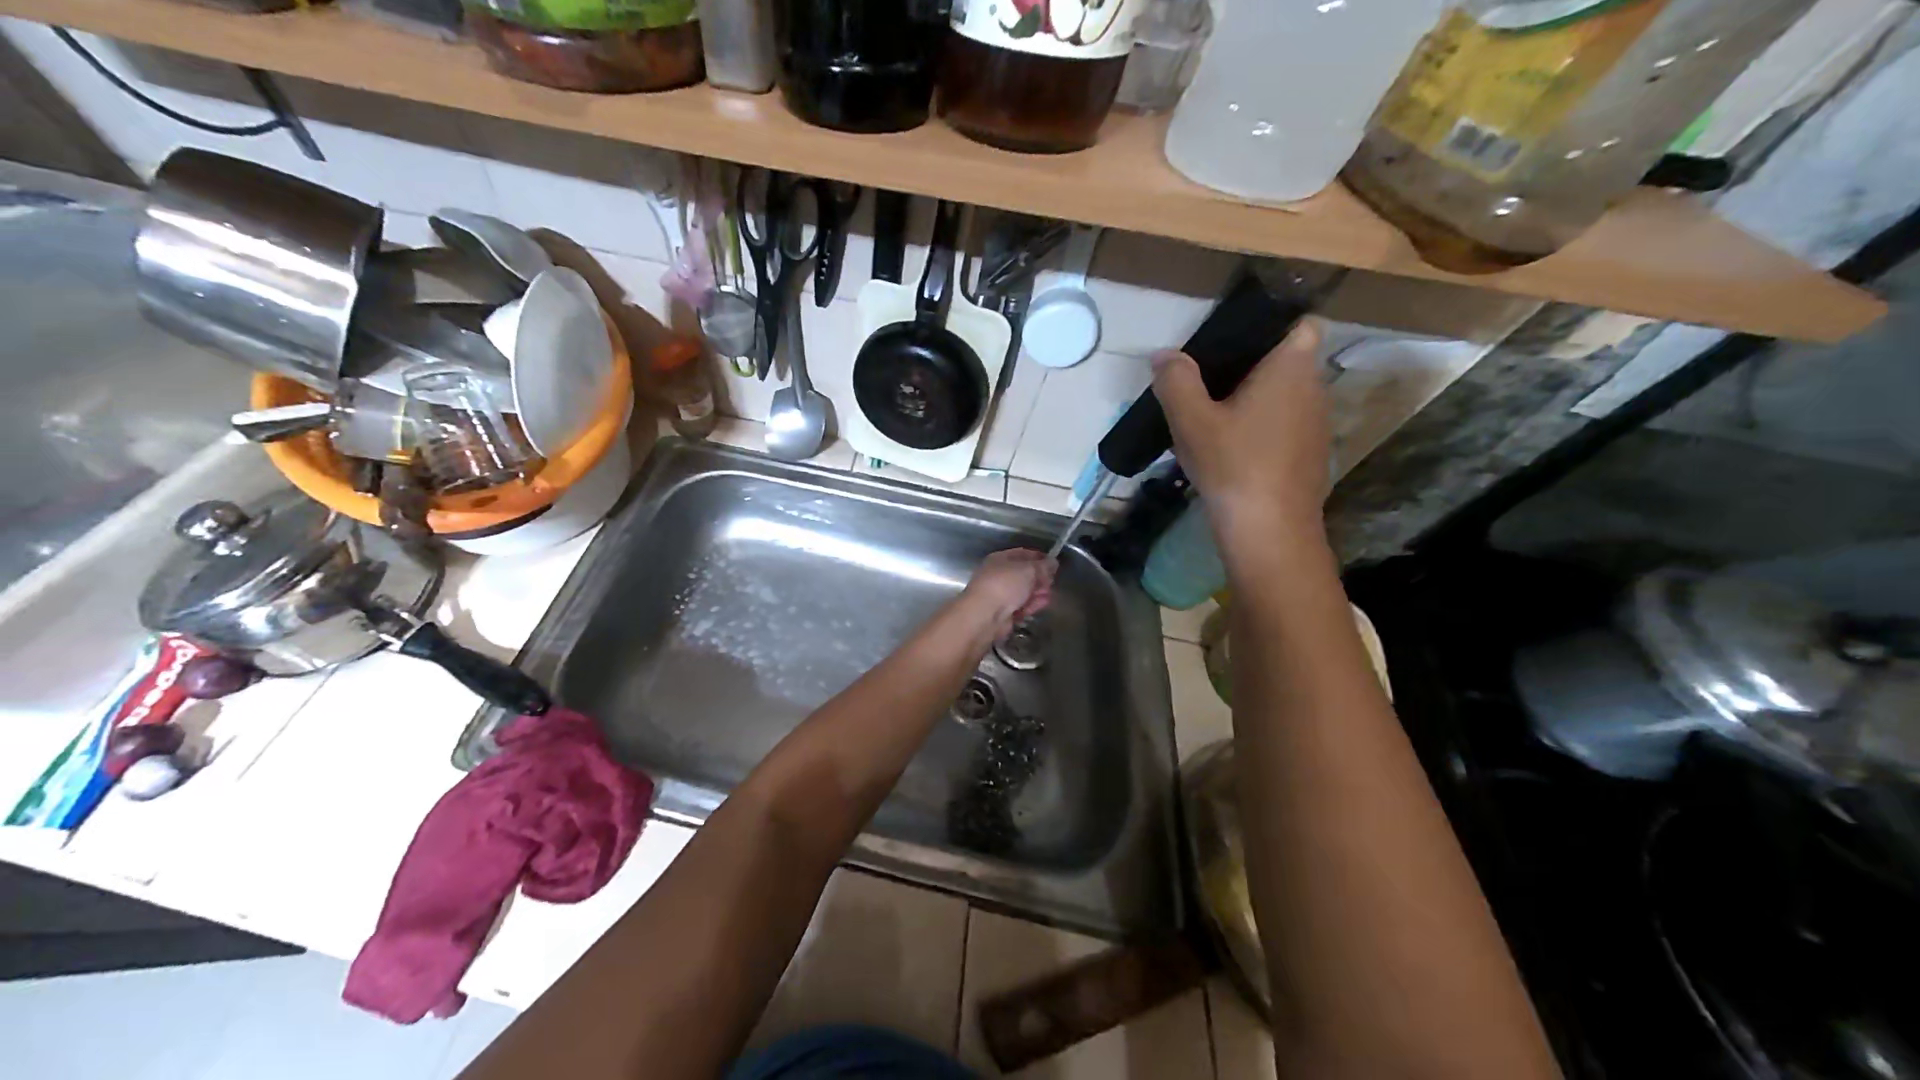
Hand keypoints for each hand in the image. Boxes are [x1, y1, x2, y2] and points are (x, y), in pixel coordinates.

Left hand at [962, 549, 1057, 636]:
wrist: (985, 615)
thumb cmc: (1005, 585)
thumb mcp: (1028, 570)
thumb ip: (1043, 566)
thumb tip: (1053, 562)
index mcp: (1000, 559)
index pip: (1023, 554)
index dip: (1039, 558)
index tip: (1054, 564)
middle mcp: (999, 575)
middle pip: (1025, 574)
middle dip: (1040, 578)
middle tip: (1050, 582)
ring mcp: (1000, 595)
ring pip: (1024, 591)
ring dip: (1037, 593)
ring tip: (1046, 595)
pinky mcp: (1004, 612)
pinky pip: (1021, 606)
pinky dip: (1030, 606)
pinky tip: (1038, 606)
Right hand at [1152, 320, 1329, 551]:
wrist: (1270, 532)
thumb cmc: (1234, 465)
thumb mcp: (1192, 421)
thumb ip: (1176, 381)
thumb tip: (1165, 355)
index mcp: (1292, 368)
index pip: (1300, 323)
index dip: (1270, 326)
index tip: (1232, 344)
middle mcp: (1314, 389)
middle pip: (1287, 361)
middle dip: (1250, 366)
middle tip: (1206, 381)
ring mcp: (1316, 424)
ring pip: (1284, 396)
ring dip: (1254, 400)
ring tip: (1212, 417)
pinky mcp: (1310, 454)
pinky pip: (1284, 425)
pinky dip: (1261, 427)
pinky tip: (1230, 450)